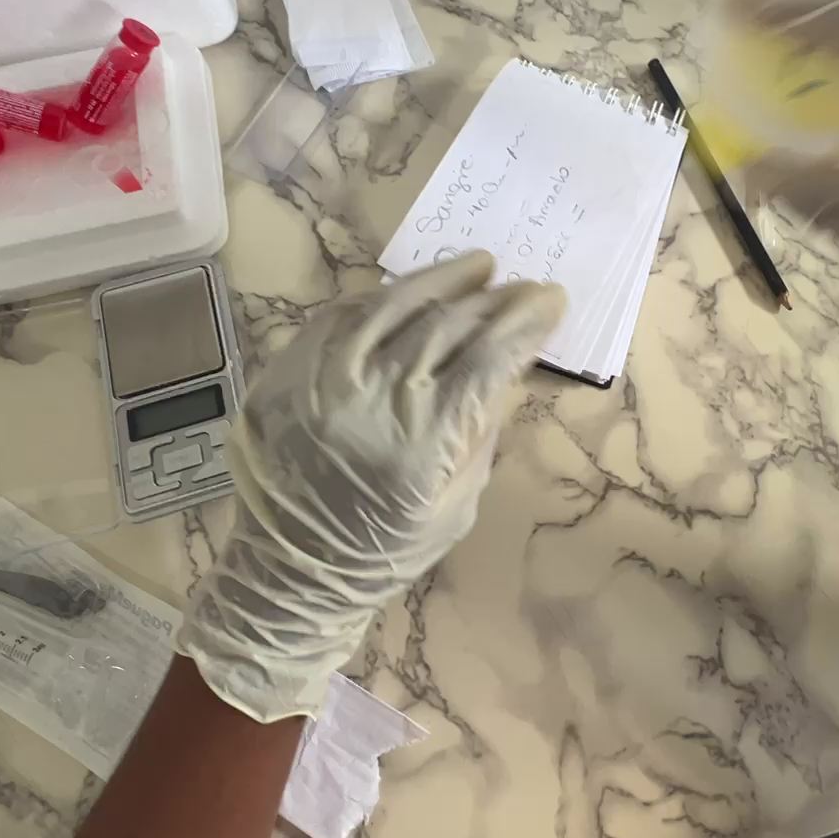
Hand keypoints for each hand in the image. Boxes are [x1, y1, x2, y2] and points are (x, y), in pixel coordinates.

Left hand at [178, 252, 564, 722]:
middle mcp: (374, 396)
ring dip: (444, 279)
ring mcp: (324, 376)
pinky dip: (383, 296)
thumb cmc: (384, 550)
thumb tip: (506, 365)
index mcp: (424, 440)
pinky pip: (342, 314)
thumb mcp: (458, 505)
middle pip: (449, 324)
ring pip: (394, 304)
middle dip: (496, 299)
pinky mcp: (288, 370)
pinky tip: (412, 289)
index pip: (489, 357)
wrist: (285, 572)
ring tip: (479, 265)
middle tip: (524, 285)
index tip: (552, 299)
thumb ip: (481, 430)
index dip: (527, 322)